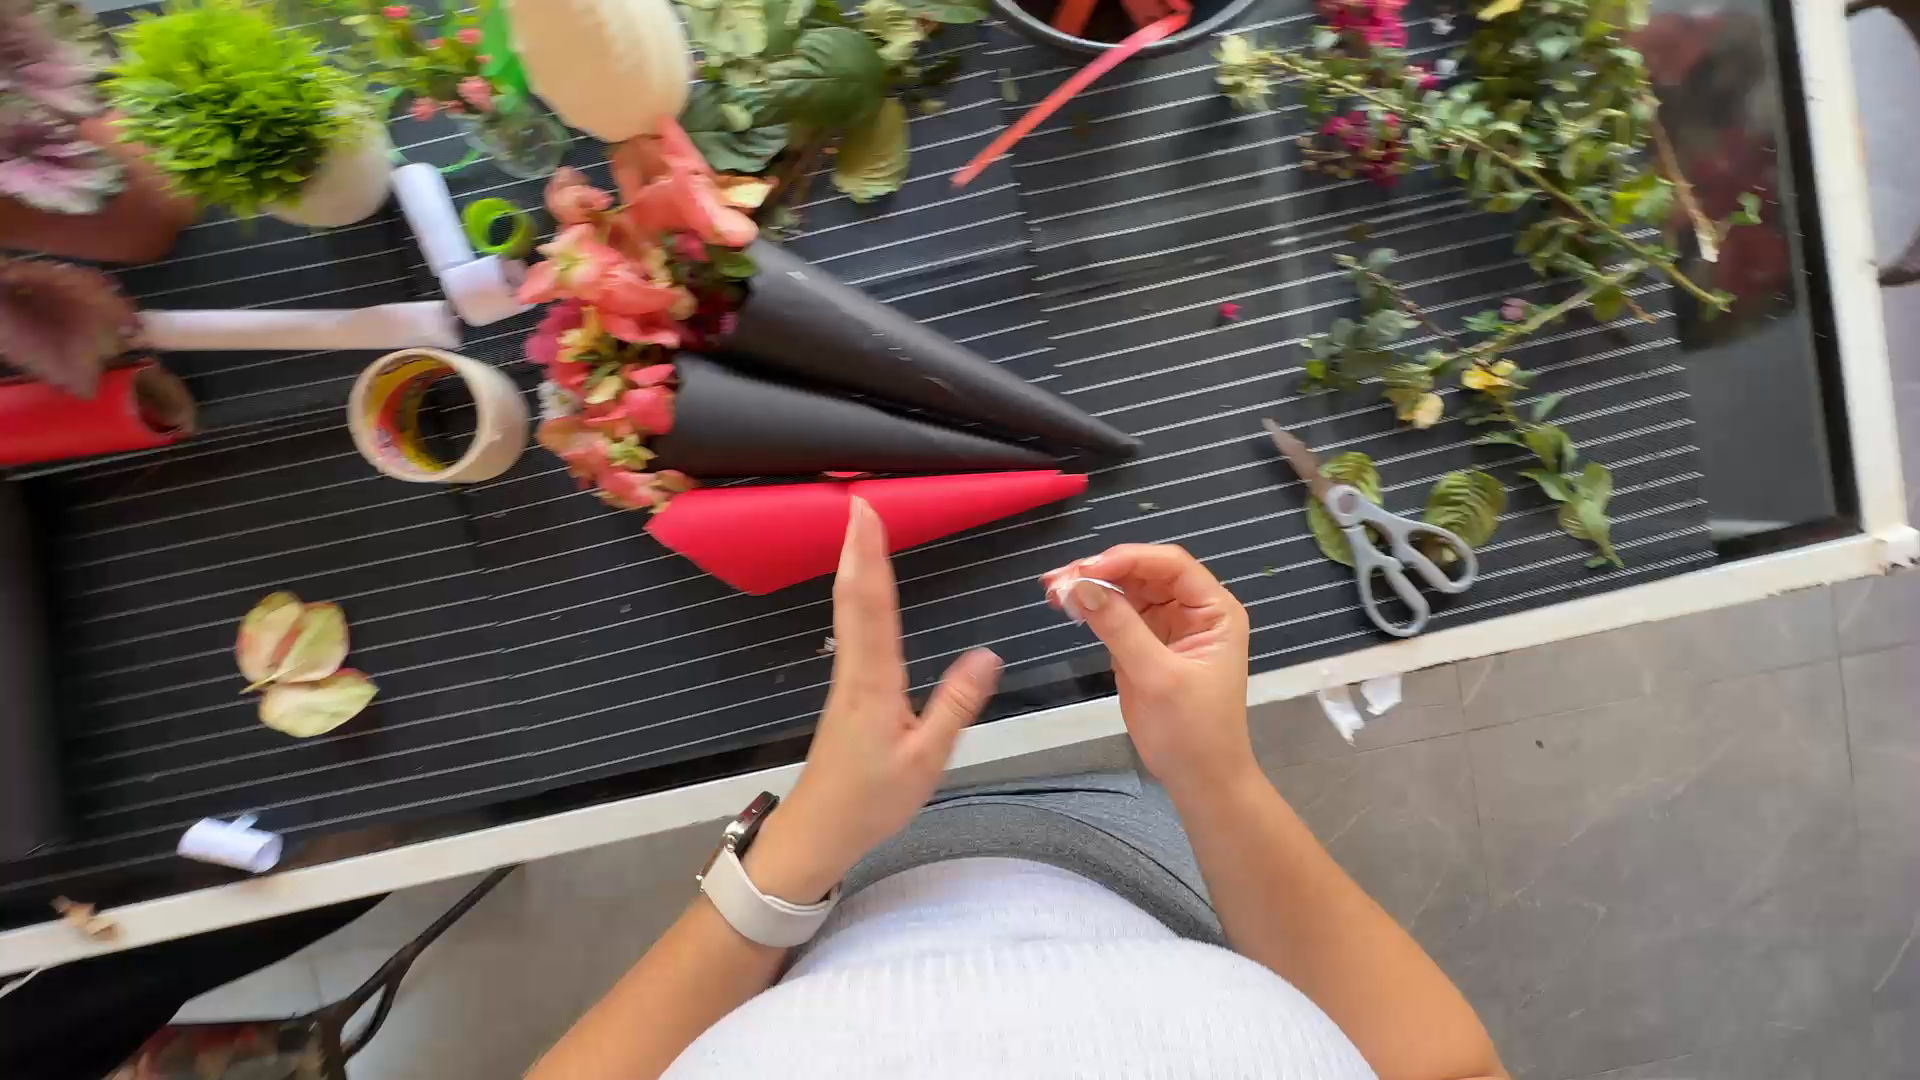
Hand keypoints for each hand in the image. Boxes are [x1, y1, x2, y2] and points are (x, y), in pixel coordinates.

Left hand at [745, 497, 1002, 903]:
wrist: (819, 830)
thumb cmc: (872, 799)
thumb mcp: (927, 759)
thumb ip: (956, 706)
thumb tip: (987, 656)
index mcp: (874, 680)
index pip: (872, 606)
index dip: (870, 556)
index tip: (866, 513)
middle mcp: (855, 667)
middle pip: (852, 596)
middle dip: (856, 545)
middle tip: (857, 500)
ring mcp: (847, 675)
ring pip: (847, 608)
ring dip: (853, 564)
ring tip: (860, 528)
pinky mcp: (847, 686)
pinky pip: (851, 627)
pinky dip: (856, 593)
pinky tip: (862, 586)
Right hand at [1042, 545, 1254, 800]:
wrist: (1200, 781)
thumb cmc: (1192, 731)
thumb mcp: (1157, 677)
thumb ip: (1119, 627)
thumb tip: (1079, 586)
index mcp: (1213, 610)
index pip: (1170, 565)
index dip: (1127, 559)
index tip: (1084, 569)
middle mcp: (1192, 609)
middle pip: (1144, 572)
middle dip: (1101, 571)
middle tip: (1057, 580)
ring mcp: (1168, 625)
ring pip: (1126, 589)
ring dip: (1091, 585)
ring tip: (1053, 589)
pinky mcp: (1145, 642)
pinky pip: (1117, 612)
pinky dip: (1091, 607)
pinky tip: (1066, 605)